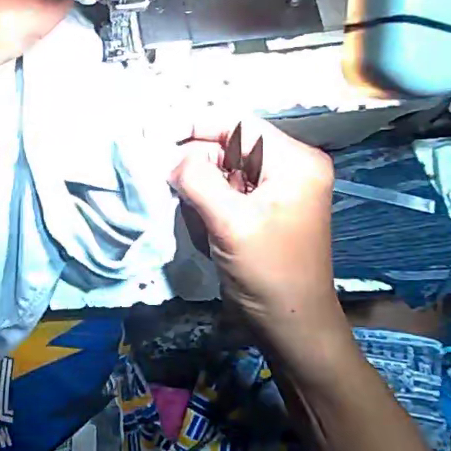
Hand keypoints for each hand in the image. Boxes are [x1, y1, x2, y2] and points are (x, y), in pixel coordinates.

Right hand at [171, 116, 345, 351]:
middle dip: (194, 164)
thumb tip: (170, 157)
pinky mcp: (262, 209)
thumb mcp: (230, 222)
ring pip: (221, 169)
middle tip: (166, 183)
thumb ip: (198, 180)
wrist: (292, 325)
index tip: (155, 136)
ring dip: (198, 188)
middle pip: (227, 146)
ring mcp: (276, 188)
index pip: (237, 124)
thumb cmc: (268, 272)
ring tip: (191, 213)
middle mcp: (288, 166)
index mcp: (294, 161)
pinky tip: (202, 225)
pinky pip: (225, 191)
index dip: (194, 126)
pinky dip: (205, 203)